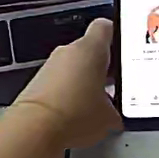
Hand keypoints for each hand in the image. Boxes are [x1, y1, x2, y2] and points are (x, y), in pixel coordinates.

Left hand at [10, 18, 120, 151]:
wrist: (34, 130)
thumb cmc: (74, 115)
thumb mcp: (109, 116)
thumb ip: (114, 108)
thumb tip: (110, 115)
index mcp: (90, 49)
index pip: (104, 28)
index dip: (115, 35)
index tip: (123, 48)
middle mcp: (67, 52)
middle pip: (87, 51)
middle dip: (100, 67)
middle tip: (114, 85)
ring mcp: (48, 67)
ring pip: (71, 67)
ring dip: (81, 81)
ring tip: (94, 104)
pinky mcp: (35, 83)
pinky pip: (56, 83)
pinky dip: (65, 93)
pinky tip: (74, 113)